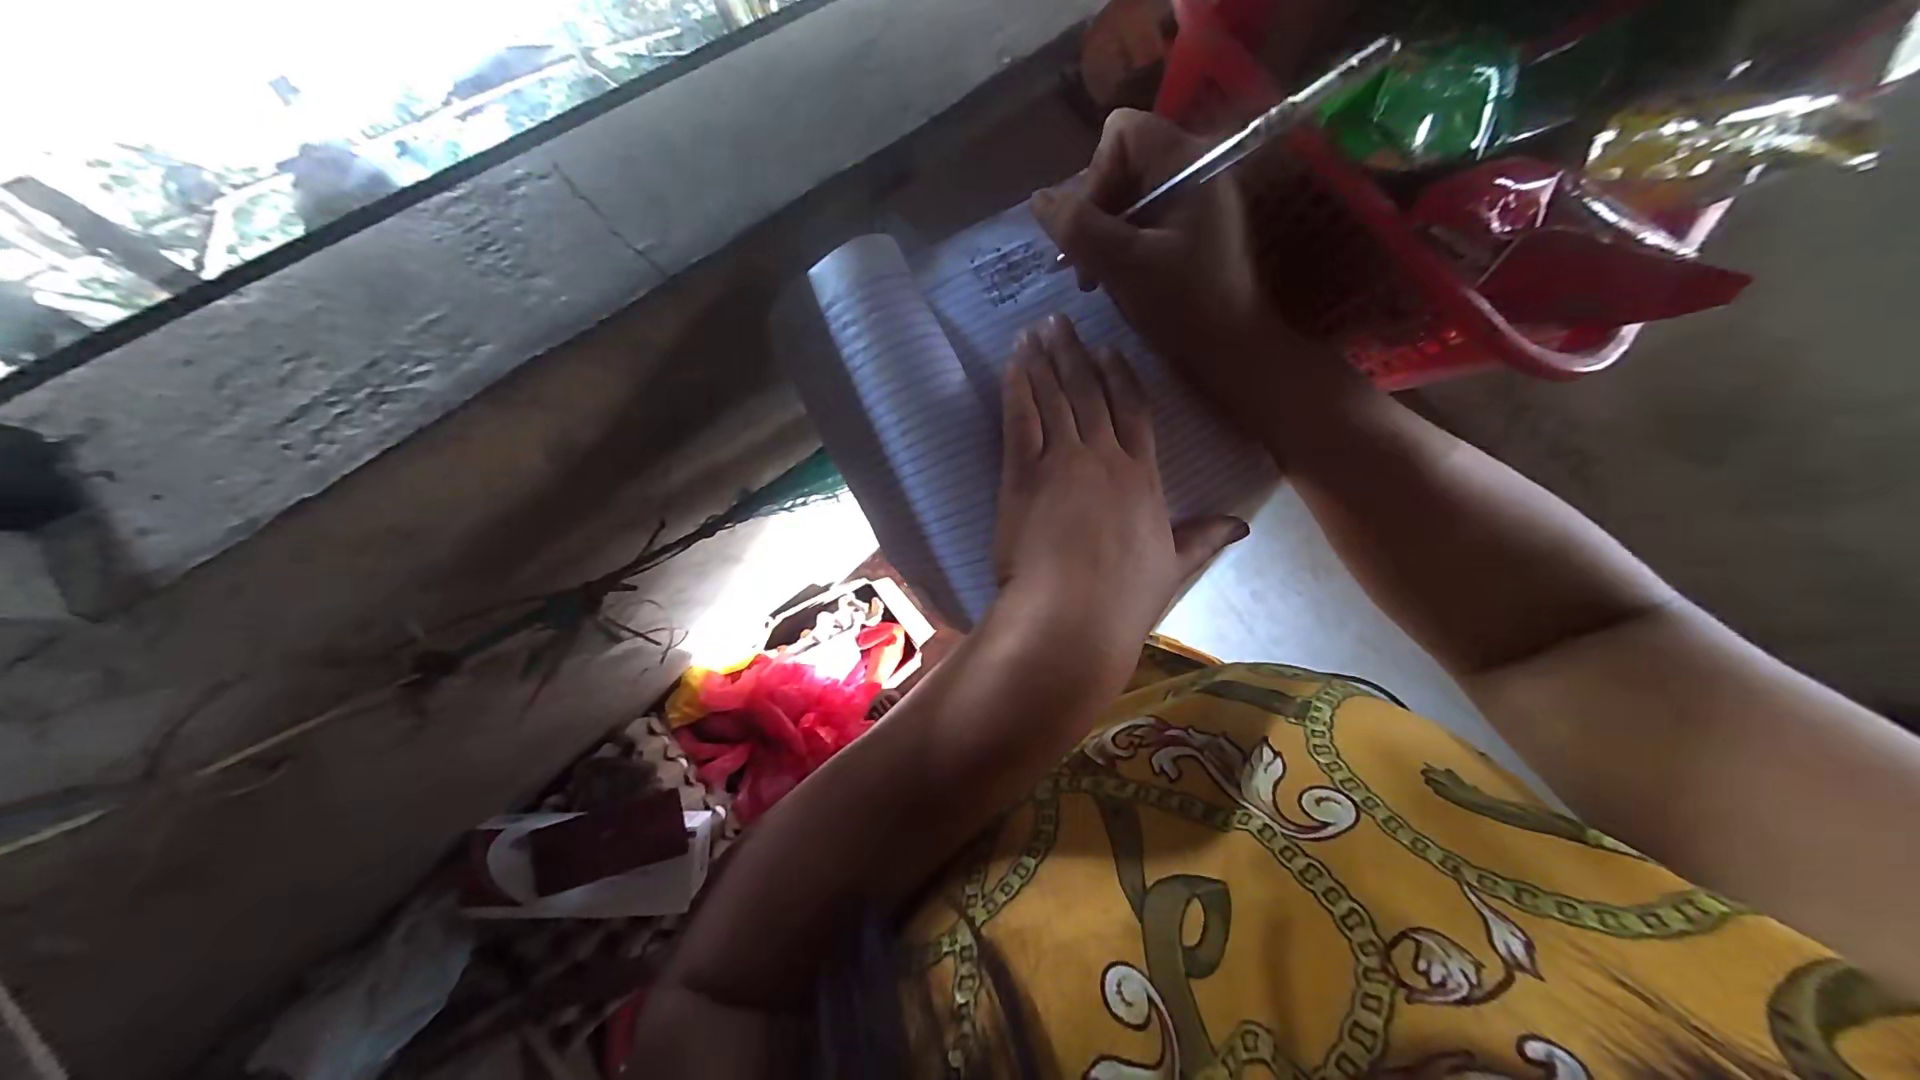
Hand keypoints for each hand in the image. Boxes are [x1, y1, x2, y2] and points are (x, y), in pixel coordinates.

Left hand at [991, 314, 1247, 643]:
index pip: (1134, 411)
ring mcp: (1064, 461)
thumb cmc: (1125, 598)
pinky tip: (1013, 361)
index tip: (1108, 349)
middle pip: (1090, 393)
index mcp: (1143, 477)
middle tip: (1061, 320)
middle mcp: (1106, 458)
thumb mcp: (1174, 565)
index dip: (1120, 376)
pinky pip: (1021, 418)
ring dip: (1046, 360)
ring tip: (1036, 330)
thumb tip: (1240, 525)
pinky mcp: (1023, 474)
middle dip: (1076, 354)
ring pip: (1056, 397)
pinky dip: (1017, 386)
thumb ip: (1204, 538)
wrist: (1075, 616)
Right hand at [1031, 109, 1353, 438]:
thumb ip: (1078, 227)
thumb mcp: (1123, 265)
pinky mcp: (1188, 225)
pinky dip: (1119, 245)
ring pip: (1124, 195)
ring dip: (1101, 235)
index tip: (1091, 232)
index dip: (1094, 178)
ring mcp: (1192, 197)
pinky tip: (1114, 278)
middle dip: (1095, 212)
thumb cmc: (1183, 306)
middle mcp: (1192, 167)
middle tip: (1087, 267)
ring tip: (1097, 279)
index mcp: (1186, 161)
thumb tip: (1038, 200)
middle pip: (1119, 163)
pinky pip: (1139, 219)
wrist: (1231, 349)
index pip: (1120, 134)